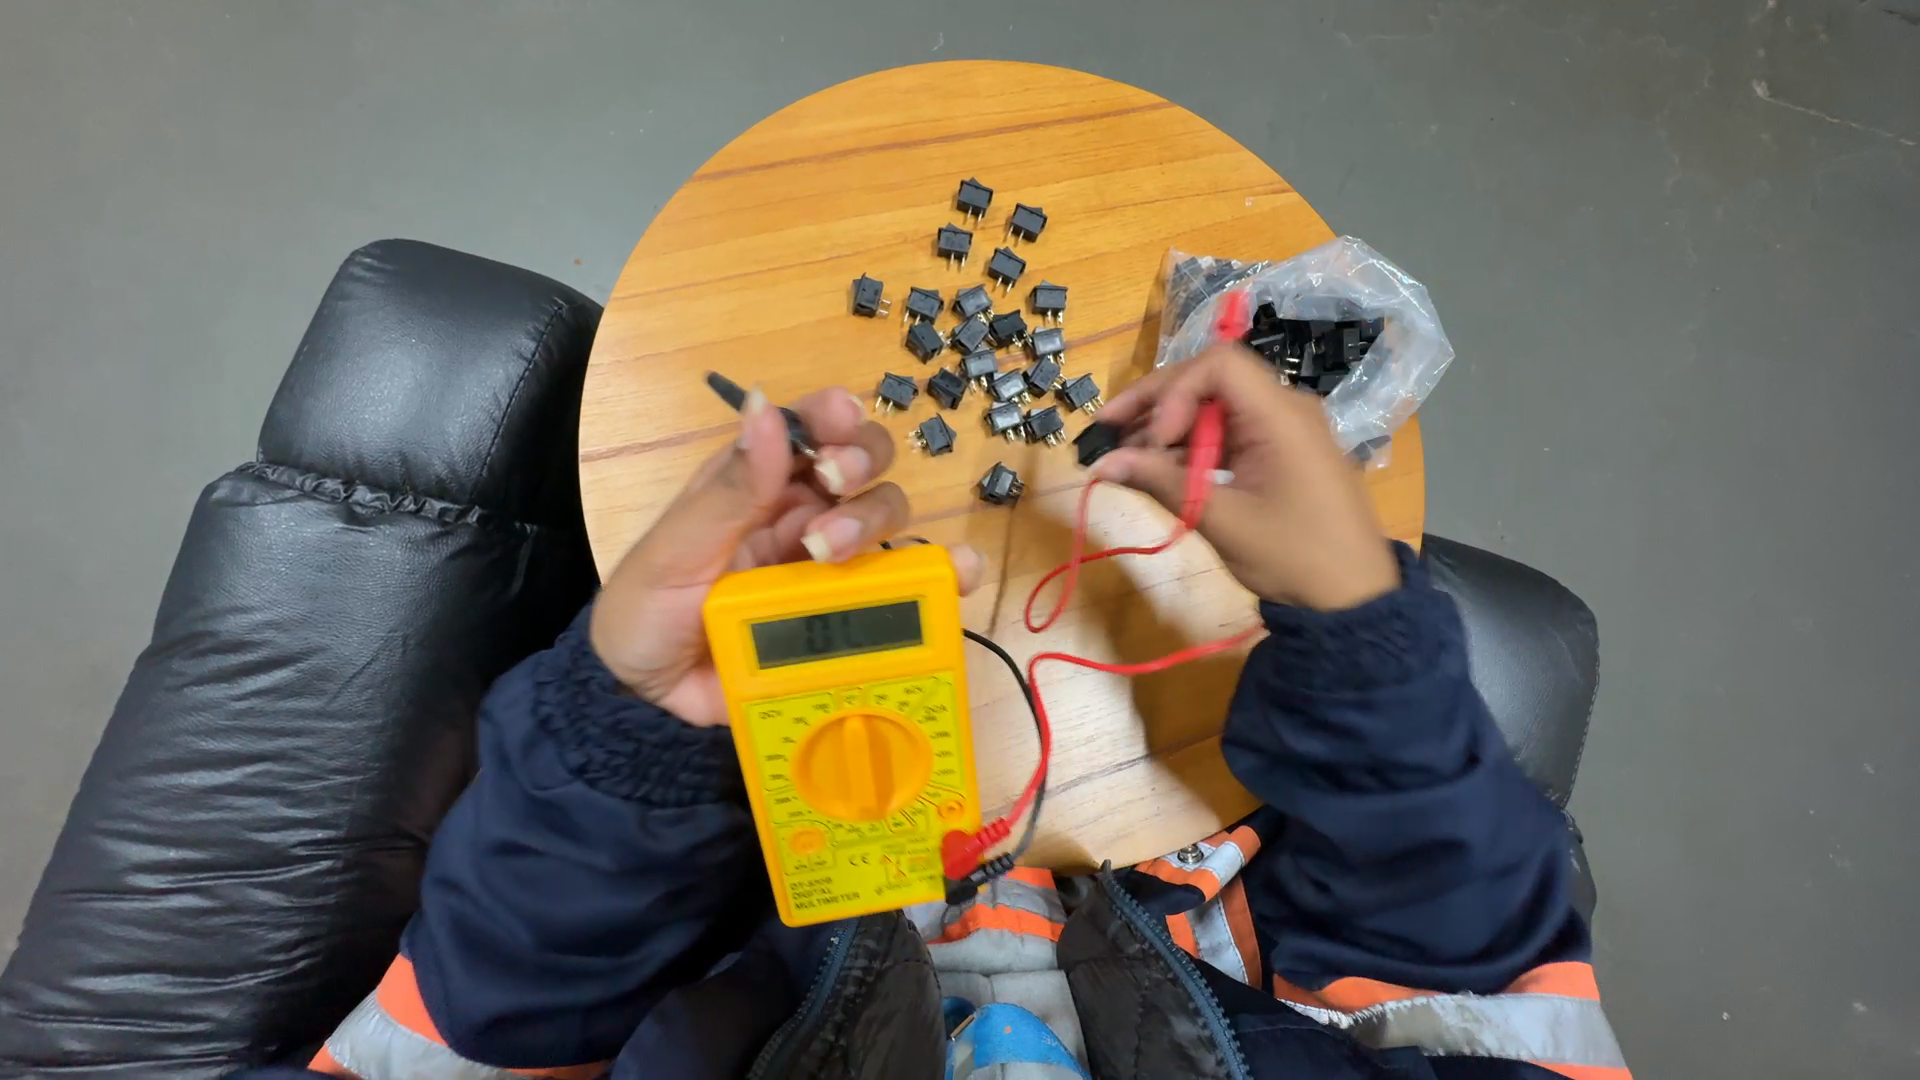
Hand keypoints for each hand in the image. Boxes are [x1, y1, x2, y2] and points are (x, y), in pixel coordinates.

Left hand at [590, 385, 984, 725]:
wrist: (655, 707)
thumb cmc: (648, 616)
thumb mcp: (673, 550)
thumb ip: (725, 489)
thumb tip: (764, 405)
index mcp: (756, 485)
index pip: (809, 428)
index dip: (832, 414)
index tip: (837, 421)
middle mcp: (803, 514)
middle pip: (863, 463)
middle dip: (858, 462)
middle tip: (832, 484)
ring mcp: (834, 564)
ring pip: (887, 514)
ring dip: (875, 519)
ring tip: (831, 553)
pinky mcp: (857, 613)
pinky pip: (911, 584)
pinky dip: (944, 571)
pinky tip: (955, 572)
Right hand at [1091, 344, 1399, 610]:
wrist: (1351, 598)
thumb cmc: (1294, 557)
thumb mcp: (1222, 521)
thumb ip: (1162, 483)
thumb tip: (1100, 464)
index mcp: (1280, 415)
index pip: (1217, 365)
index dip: (1174, 391)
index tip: (1155, 439)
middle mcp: (1281, 409)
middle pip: (1208, 381)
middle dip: (1155, 404)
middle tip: (1107, 432)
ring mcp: (1279, 431)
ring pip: (1211, 408)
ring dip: (1166, 428)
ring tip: (1123, 456)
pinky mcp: (1273, 452)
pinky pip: (1224, 434)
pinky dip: (1188, 448)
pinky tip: (1155, 468)